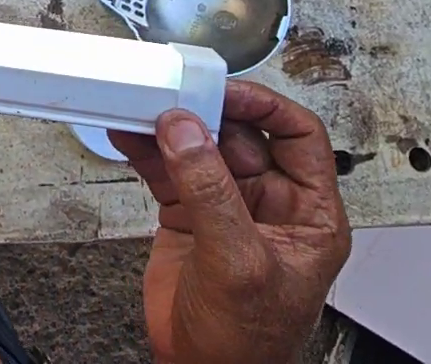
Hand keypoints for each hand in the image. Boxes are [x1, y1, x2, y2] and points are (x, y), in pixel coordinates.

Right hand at [110, 81, 350, 363]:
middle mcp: (266, 200)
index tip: (223, 91)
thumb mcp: (237, 263)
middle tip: (169, 95)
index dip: (264, 106)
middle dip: (202, 112)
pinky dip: (142, 147)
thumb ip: (211, 192)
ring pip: (196, 145)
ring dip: (166, 126)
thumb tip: (186, 129)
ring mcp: (222, 203)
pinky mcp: (184, 210)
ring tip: (138, 110)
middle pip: (236, 132)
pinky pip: (164, 165)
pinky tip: (125, 134)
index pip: (296, 135)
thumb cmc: (246, 343)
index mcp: (305, 211)